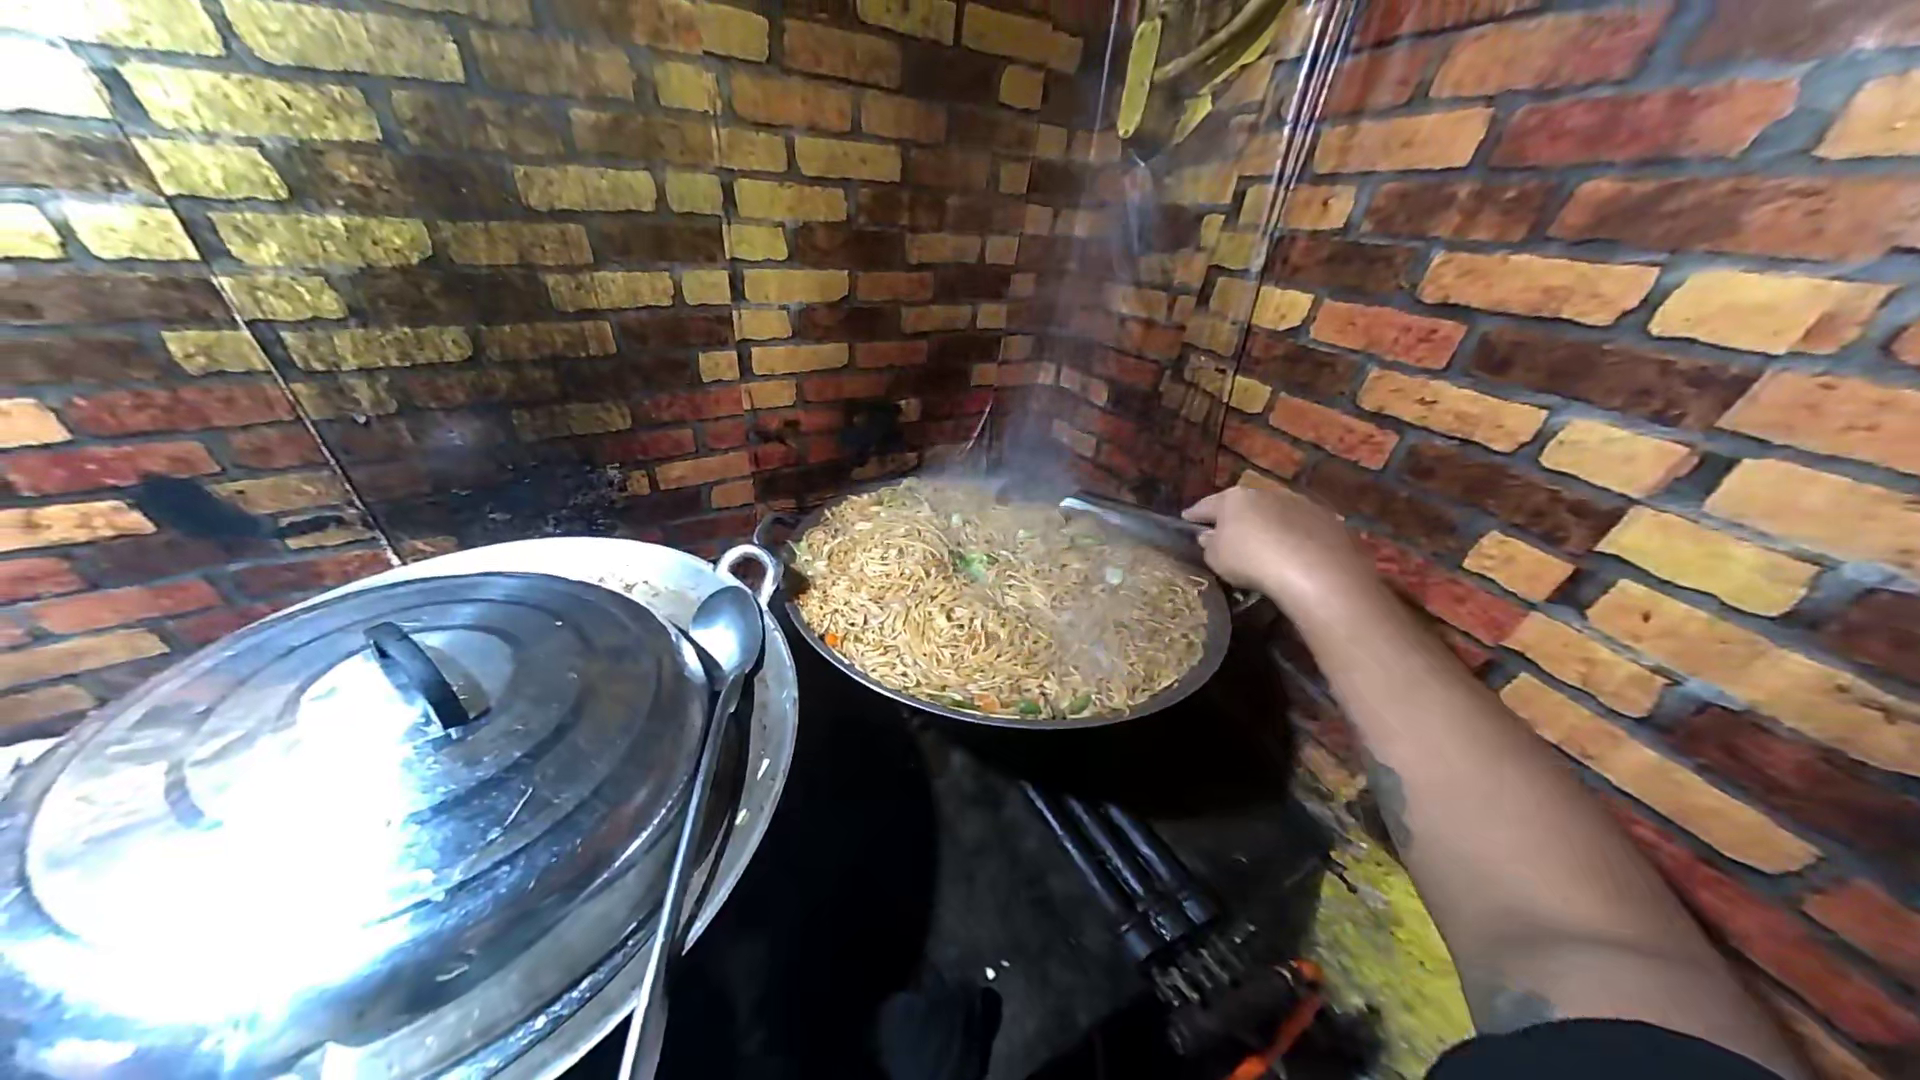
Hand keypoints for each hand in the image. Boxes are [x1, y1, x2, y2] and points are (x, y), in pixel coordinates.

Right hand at [1182, 484, 1378, 611]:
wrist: (1313, 569)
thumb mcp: (1216, 558)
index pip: (1206, 505)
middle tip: (1225, 531)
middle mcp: (1265, 493)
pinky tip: (1291, 554)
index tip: (1186, 518)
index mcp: (1233, 498)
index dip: (1194, 514)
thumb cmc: (1250, 560)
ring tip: (1263, 544)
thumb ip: (1209, 545)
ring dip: (1266, 525)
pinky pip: (1299, 528)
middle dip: (1234, 517)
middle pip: (1243, 505)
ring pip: (1274, 513)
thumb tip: (1210, 537)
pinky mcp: (1325, 520)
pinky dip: (1292, 537)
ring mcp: (1298, 503)